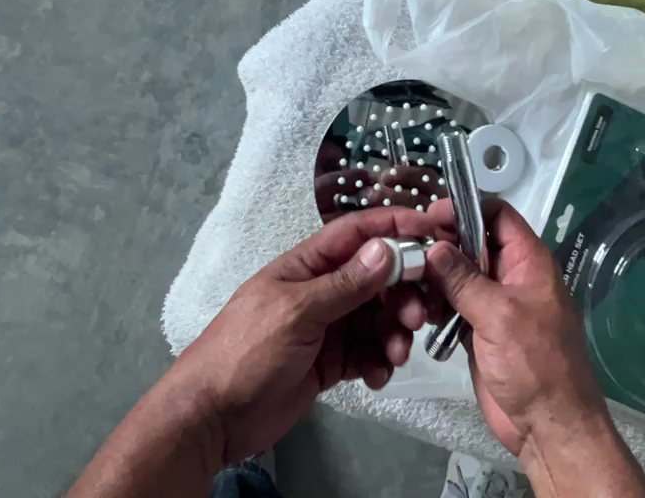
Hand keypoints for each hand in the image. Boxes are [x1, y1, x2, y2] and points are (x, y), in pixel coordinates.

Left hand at [164, 205, 446, 461]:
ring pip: (378, 316)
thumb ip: (344, 284)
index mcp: (309, 264)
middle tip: (418, 315)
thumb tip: (386, 249)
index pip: (358, 232)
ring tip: (395, 354)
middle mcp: (323, 289)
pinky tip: (378, 376)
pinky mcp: (332, 361)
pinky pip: (369, 351)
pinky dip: (380, 361)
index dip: (395, 227)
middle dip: (403, 292)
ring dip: (395, 331)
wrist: (212, 417)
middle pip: (377, 276)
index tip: (432, 232)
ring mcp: (329, 326)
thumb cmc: (245, 351)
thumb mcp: (296, 312)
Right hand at [425, 200, 644, 497]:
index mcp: (529, 261)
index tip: (429, 215)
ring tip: (408, 284)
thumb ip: (464, 279)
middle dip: (443, 244)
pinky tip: (416, 310)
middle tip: (407, 250)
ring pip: (460, 274)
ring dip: (435, 277)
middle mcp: (512, 275)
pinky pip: (454, 303)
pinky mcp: (481, 328)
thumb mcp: (499, 316)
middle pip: (473, 243)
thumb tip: (433, 247)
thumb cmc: (536, 364)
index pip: (497, 215)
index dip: (465, 208)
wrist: (550, 428)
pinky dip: (436, 303)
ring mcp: (496, 303)